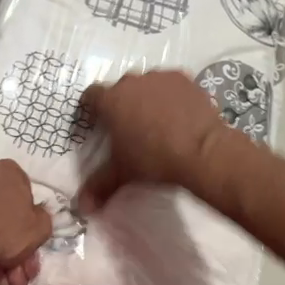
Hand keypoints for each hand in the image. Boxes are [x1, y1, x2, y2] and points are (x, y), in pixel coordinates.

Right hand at [79, 71, 234, 213]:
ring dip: (146, 97)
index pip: (91, 95)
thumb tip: (82, 207)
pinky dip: (170, 94)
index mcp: (110, 100)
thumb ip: (99, 186)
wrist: (202, 152)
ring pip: (145, 84)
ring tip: (158, 121)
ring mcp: (157, 77)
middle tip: (130, 126)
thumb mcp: (123, 174)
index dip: (92, 107)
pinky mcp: (181, 78)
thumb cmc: (155, 160)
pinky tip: (179, 113)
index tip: (97, 121)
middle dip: (122, 103)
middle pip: (119, 89)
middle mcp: (130, 82)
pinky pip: (170, 82)